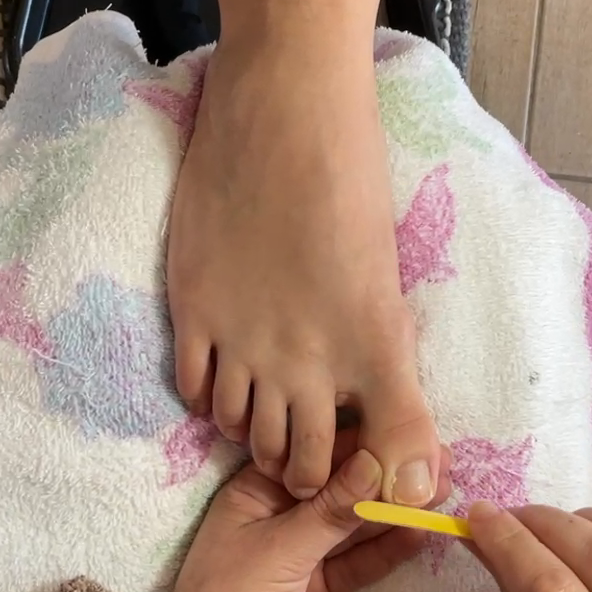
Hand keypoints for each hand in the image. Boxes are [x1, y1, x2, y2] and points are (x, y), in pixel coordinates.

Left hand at [142, 446, 428, 591]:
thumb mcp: (279, 551)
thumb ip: (330, 510)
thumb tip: (376, 461)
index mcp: (258, 490)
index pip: (316, 456)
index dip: (363, 445)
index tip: (409, 435)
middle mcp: (282, 513)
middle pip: (342, 489)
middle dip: (387, 478)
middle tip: (442, 464)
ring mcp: (303, 552)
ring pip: (355, 526)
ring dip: (395, 512)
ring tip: (443, 493)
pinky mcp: (320, 588)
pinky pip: (358, 562)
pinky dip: (387, 551)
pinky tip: (420, 534)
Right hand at [168, 36, 442, 504]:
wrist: (286, 109)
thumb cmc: (351, 173)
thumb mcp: (385, 266)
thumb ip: (379, 341)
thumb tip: (371, 390)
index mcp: (375, 344)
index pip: (396, 452)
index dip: (390, 482)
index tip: (378, 476)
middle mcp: (309, 360)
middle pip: (307, 463)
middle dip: (311, 471)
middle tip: (309, 452)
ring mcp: (245, 341)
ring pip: (247, 434)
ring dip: (260, 438)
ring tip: (266, 419)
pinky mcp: (195, 313)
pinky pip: (198, 393)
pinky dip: (213, 402)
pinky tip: (224, 383)